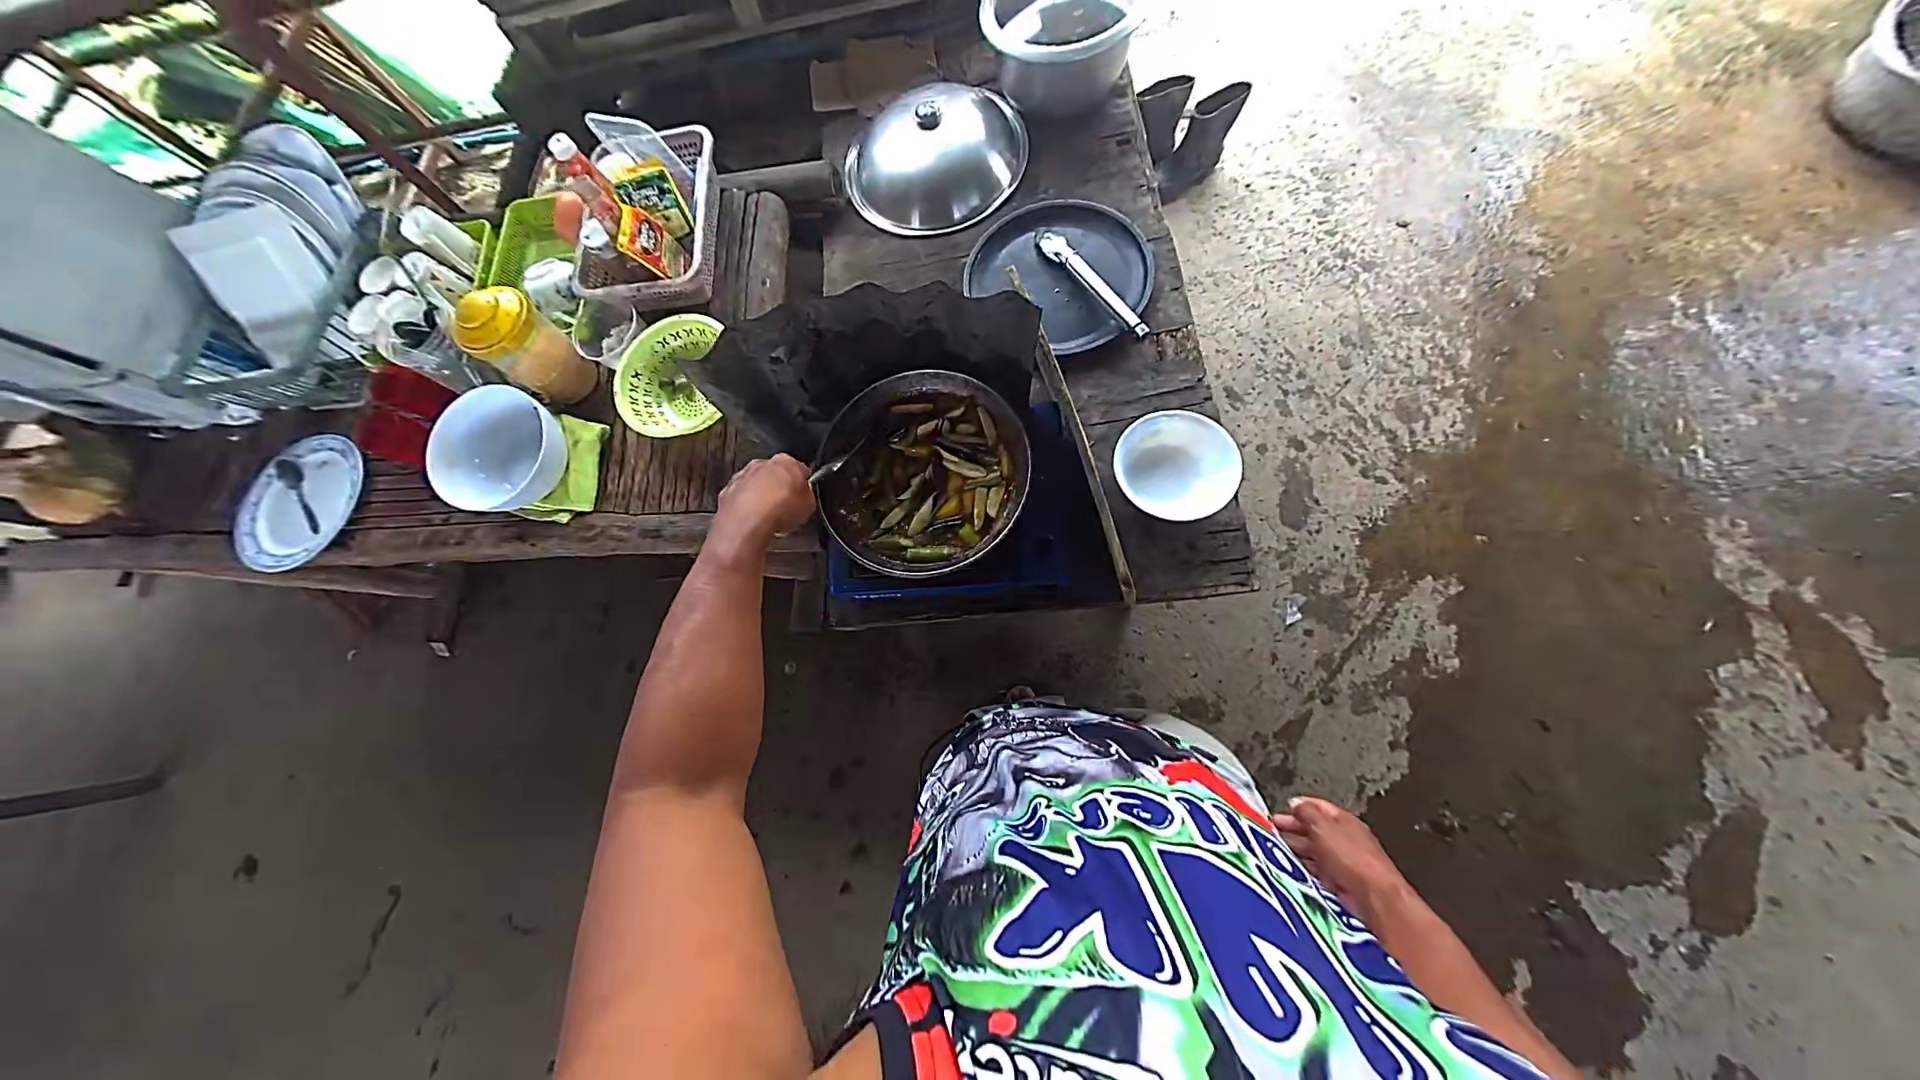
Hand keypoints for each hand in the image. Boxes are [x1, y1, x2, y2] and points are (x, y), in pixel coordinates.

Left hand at [712, 455, 814, 546]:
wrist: (748, 521)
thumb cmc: (778, 509)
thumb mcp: (809, 505)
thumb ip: (807, 496)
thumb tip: (806, 499)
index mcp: (787, 462)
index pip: (800, 469)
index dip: (803, 484)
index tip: (803, 495)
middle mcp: (763, 464)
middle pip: (775, 474)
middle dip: (780, 487)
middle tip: (786, 507)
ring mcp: (744, 476)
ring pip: (756, 484)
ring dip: (762, 496)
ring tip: (770, 517)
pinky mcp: (729, 490)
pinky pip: (741, 497)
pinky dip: (747, 506)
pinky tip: (754, 520)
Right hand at [1272, 797, 1411, 922]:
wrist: (1375, 898)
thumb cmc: (1350, 857)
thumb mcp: (1321, 826)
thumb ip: (1306, 812)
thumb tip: (1295, 803)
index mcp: (1344, 820)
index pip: (1317, 806)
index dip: (1297, 807)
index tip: (1279, 811)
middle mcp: (1347, 838)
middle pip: (1315, 828)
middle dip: (1294, 828)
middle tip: (1274, 830)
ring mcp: (1346, 861)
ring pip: (1316, 850)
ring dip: (1298, 848)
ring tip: (1279, 849)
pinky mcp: (1344, 882)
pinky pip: (1320, 870)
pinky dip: (1307, 867)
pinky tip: (1295, 869)